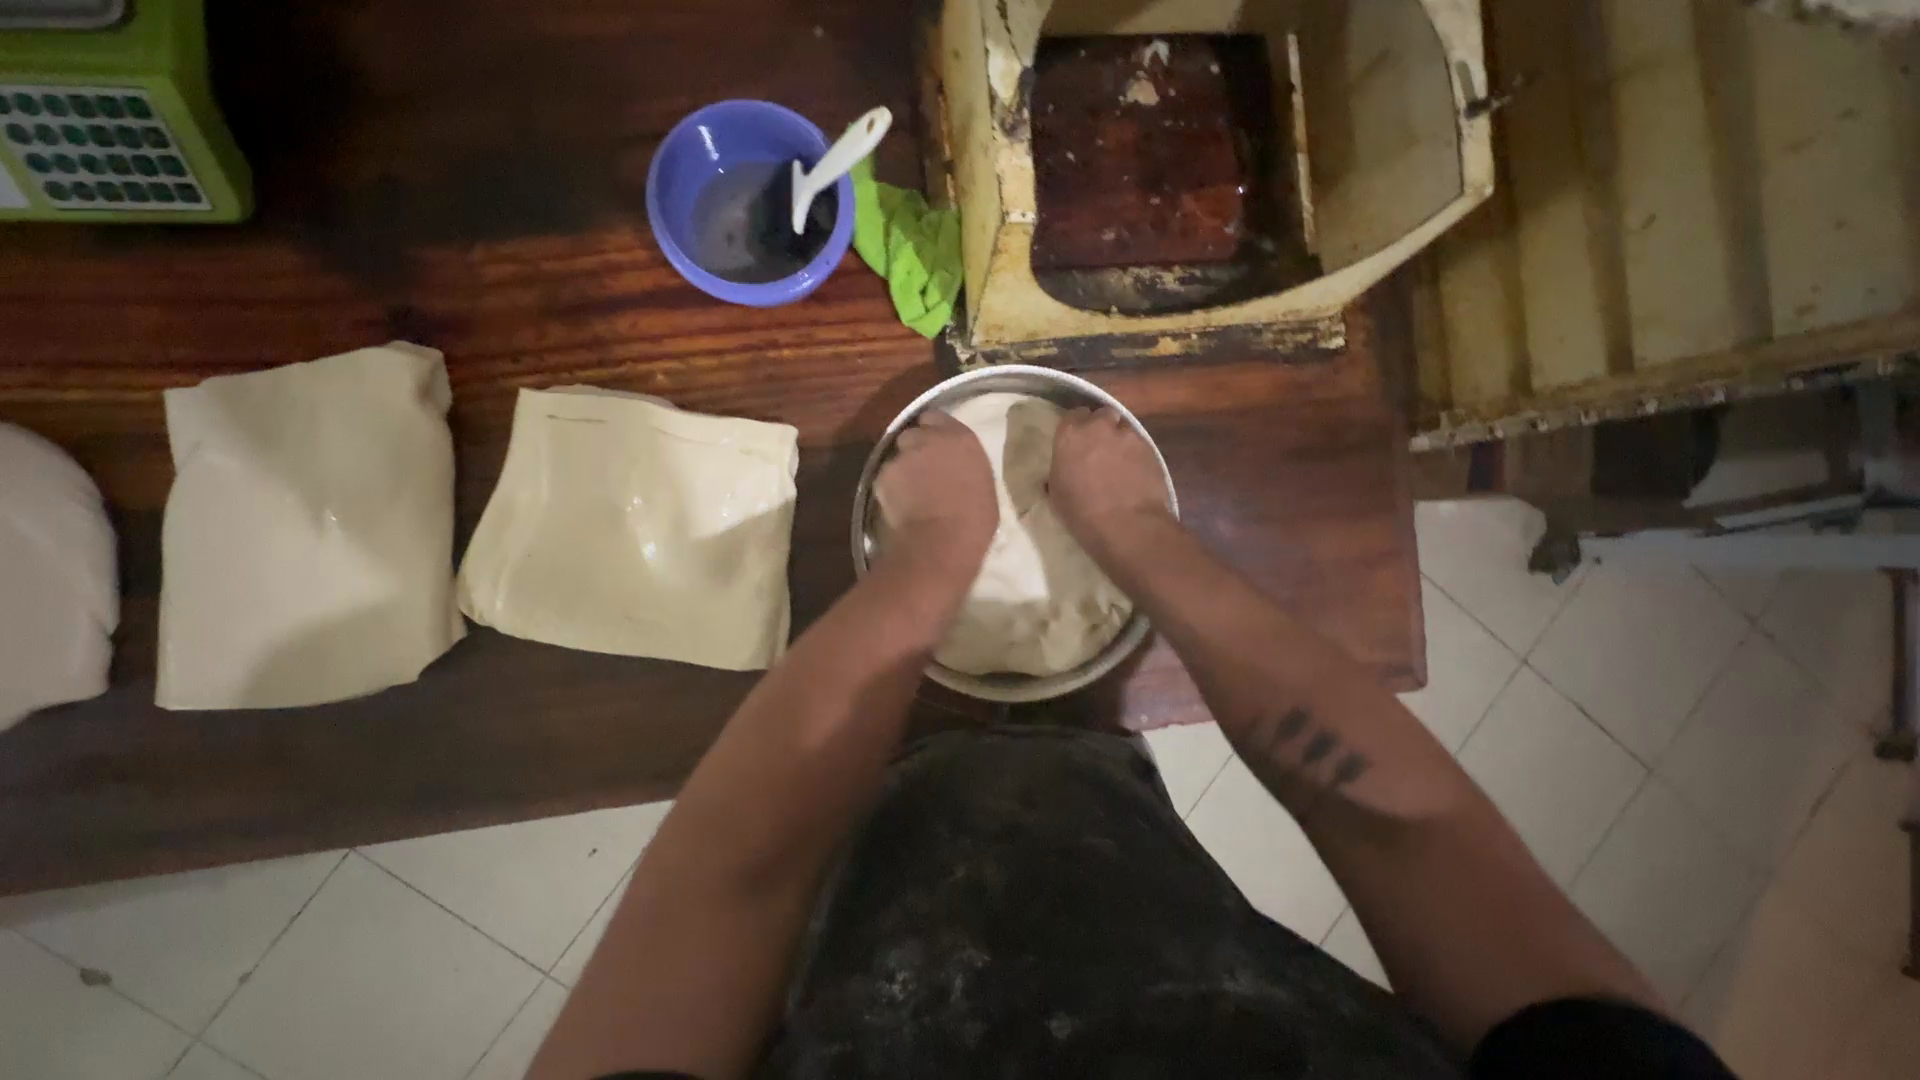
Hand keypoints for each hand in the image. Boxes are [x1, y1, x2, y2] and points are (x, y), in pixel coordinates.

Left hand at [875, 410, 997, 568]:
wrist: (940, 542)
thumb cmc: (974, 521)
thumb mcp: (982, 485)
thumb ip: (965, 467)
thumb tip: (958, 470)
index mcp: (961, 438)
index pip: (937, 418)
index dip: (933, 431)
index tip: (935, 445)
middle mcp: (929, 438)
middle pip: (912, 435)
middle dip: (915, 448)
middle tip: (921, 470)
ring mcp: (902, 456)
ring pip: (896, 456)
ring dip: (902, 468)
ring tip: (908, 492)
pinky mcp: (882, 475)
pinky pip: (885, 478)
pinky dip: (890, 488)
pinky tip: (898, 505)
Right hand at [1048, 406, 1173, 552]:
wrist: (1127, 525)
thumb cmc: (1082, 513)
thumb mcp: (1057, 493)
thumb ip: (1061, 471)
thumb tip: (1065, 469)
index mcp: (1070, 435)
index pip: (1073, 415)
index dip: (1077, 427)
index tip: (1078, 442)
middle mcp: (1099, 427)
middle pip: (1102, 415)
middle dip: (1102, 426)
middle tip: (1100, 448)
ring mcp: (1128, 436)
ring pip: (1124, 428)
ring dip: (1121, 440)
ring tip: (1121, 462)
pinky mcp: (1150, 448)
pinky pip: (1140, 444)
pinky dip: (1137, 454)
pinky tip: (1136, 473)